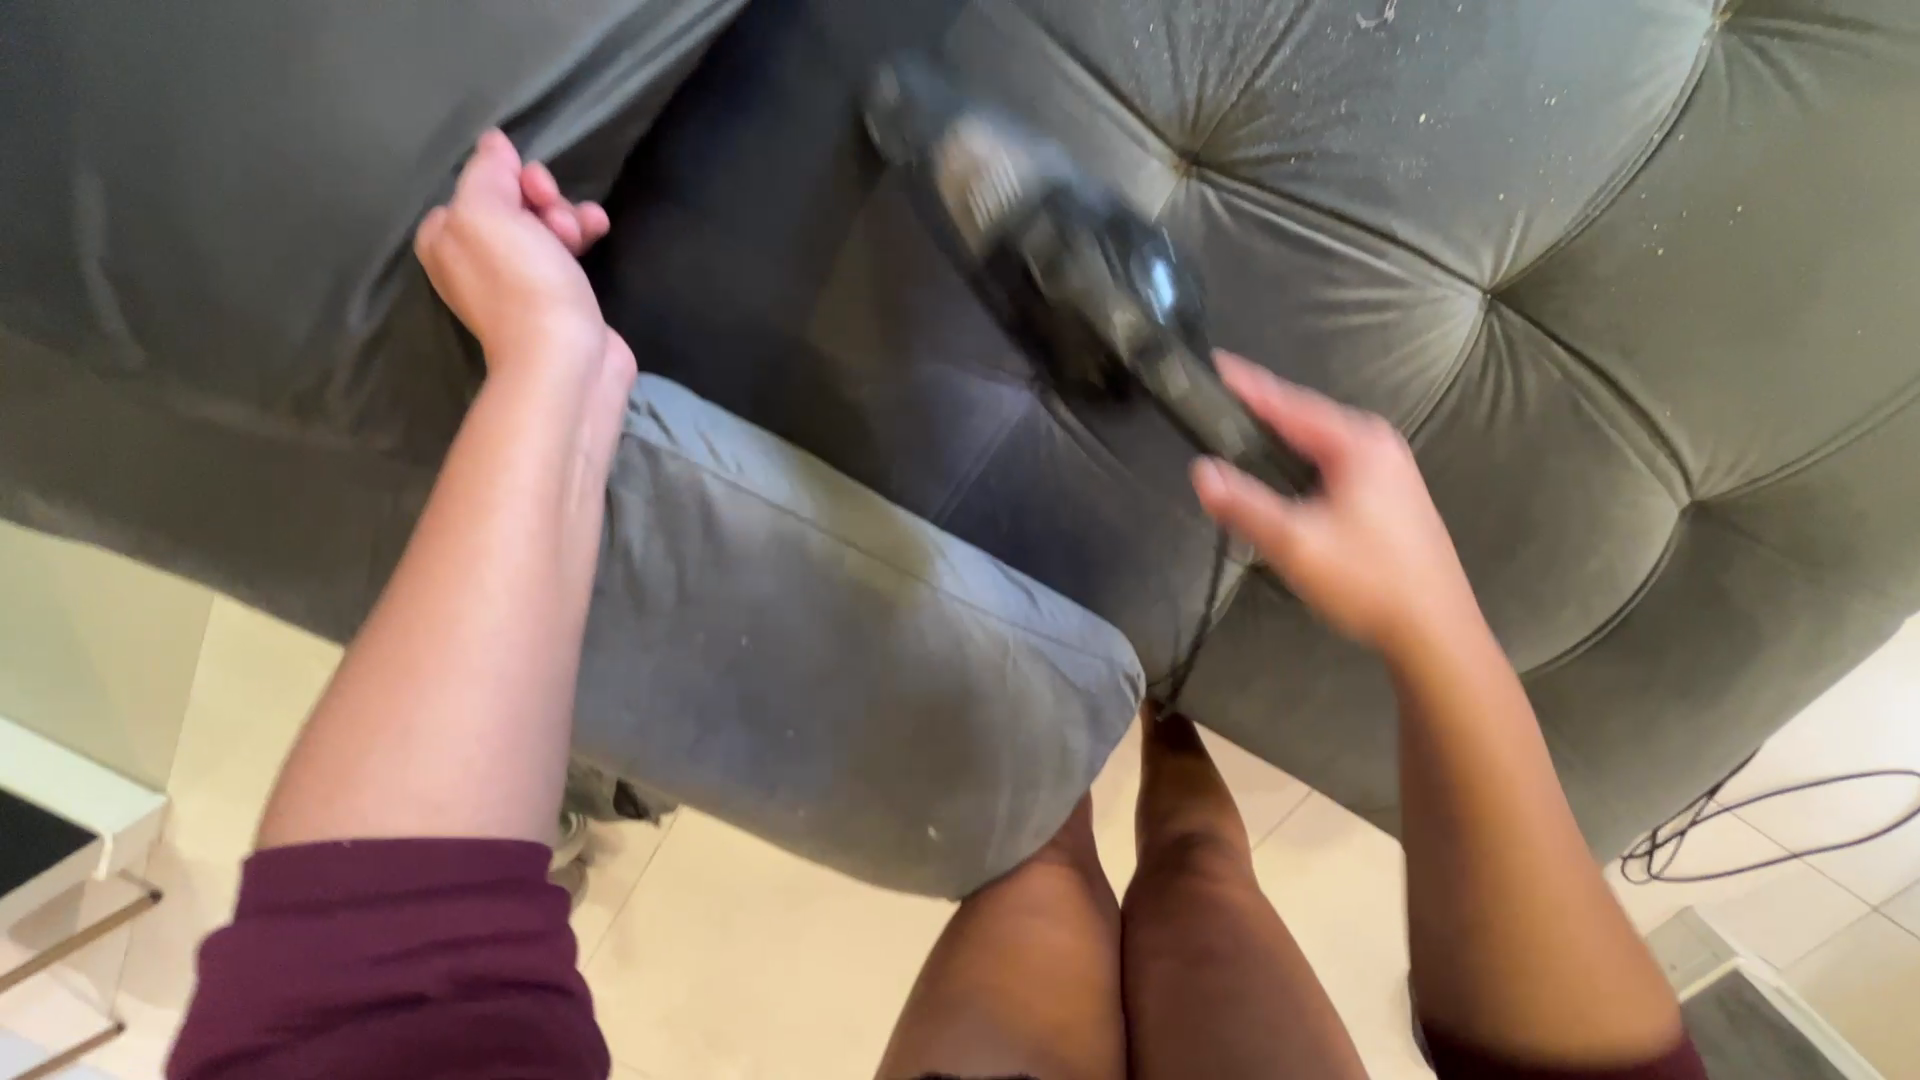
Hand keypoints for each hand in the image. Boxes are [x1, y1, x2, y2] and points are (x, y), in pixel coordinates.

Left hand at [414, 130, 616, 381]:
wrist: (564, 359)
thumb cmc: (520, 283)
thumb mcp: (486, 210)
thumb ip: (486, 170)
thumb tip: (495, 143)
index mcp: (446, 237)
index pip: (479, 186)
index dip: (510, 179)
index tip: (535, 192)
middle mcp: (477, 258)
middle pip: (515, 204)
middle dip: (545, 200)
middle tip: (559, 220)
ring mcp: (520, 281)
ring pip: (546, 226)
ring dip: (569, 216)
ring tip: (588, 230)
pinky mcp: (559, 299)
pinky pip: (568, 252)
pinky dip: (583, 236)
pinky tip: (600, 231)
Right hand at [1190, 353, 1480, 656]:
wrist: (1434, 628)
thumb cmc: (1366, 580)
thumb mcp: (1296, 543)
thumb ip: (1245, 506)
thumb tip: (1201, 472)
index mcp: (1357, 445)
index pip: (1290, 404)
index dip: (1249, 385)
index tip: (1217, 362)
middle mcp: (1377, 446)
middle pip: (1306, 419)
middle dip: (1264, 411)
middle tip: (1221, 404)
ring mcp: (1389, 469)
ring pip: (1320, 443)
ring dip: (1282, 439)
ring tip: (1242, 434)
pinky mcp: (1391, 494)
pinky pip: (1333, 462)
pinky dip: (1301, 460)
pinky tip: (1283, 475)